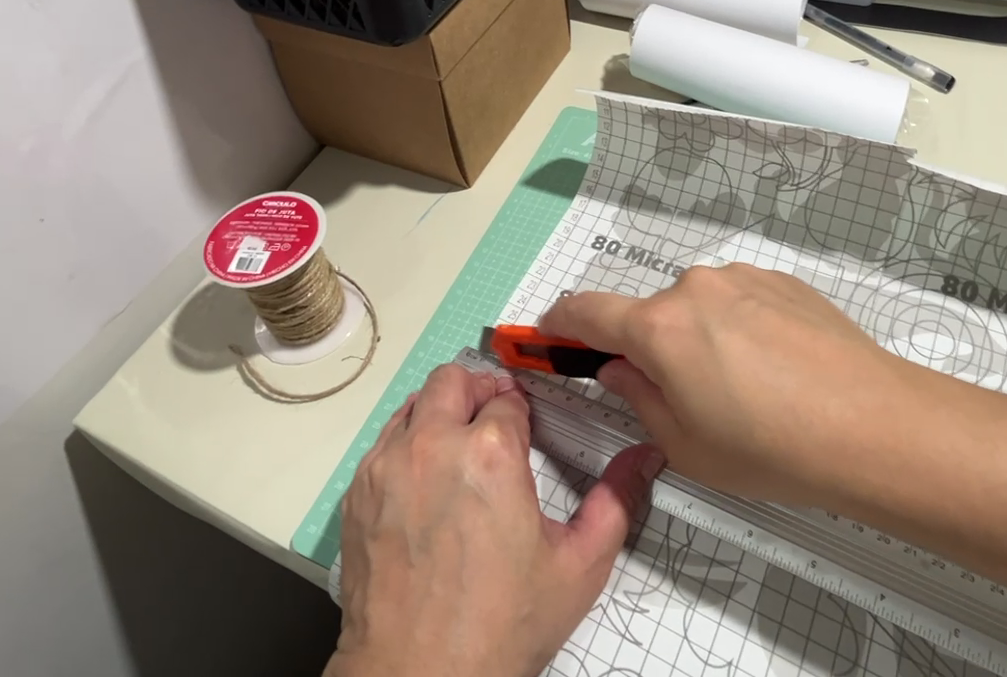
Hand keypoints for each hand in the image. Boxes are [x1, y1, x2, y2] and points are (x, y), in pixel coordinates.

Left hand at [328, 363, 664, 676]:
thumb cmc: (500, 626)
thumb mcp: (578, 566)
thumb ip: (618, 501)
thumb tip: (647, 456)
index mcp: (490, 452)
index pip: (507, 396)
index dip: (521, 410)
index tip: (526, 430)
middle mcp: (434, 445)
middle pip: (454, 380)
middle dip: (479, 390)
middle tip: (494, 419)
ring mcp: (388, 466)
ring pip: (415, 403)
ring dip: (442, 411)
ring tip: (461, 447)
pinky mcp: (359, 492)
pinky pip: (384, 440)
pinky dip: (408, 442)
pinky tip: (427, 479)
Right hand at [539, 263, 903, 508]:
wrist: (873, 425)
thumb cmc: (768, 448)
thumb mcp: (684, 444)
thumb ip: (638, 396)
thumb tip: (620, 368)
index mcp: (659, 327)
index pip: (587, 311)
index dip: (560, 323)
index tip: (549, 333)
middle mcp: (694, 287)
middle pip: (651, 313)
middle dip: (652, 348)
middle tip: (686, 397)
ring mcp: (742, 277)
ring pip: (698, 306)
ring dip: (701, 336)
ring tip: (747, 387)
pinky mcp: (783, 279)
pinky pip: (740, 300)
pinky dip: (740, 327)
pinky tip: (778, 368)